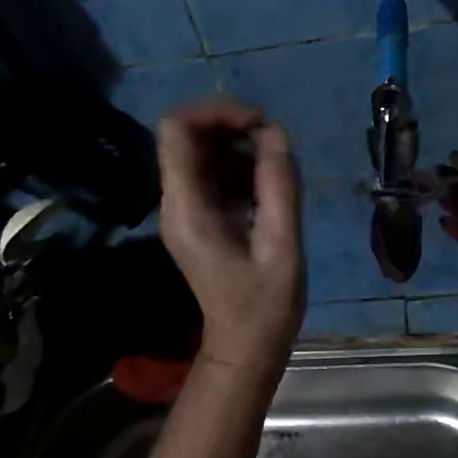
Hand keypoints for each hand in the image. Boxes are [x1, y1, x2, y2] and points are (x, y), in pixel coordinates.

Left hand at [158, 98, 303, 366]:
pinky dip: (239, 169)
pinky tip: (268, 187)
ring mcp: (184, 213)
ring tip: (277, 168)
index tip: (259, 124)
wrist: (246, 346)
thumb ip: (279, 185)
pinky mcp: (199, 221)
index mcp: (187, 208)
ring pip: (200, 154)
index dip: (215, 111)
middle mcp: (176, 204)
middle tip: (274, 143)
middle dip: (231, 127)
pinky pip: (211, 176)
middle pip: (186, 136)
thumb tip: (276, 133)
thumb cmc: (265, 305)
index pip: (176, 129)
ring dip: (238, 147)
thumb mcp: (282, 245)